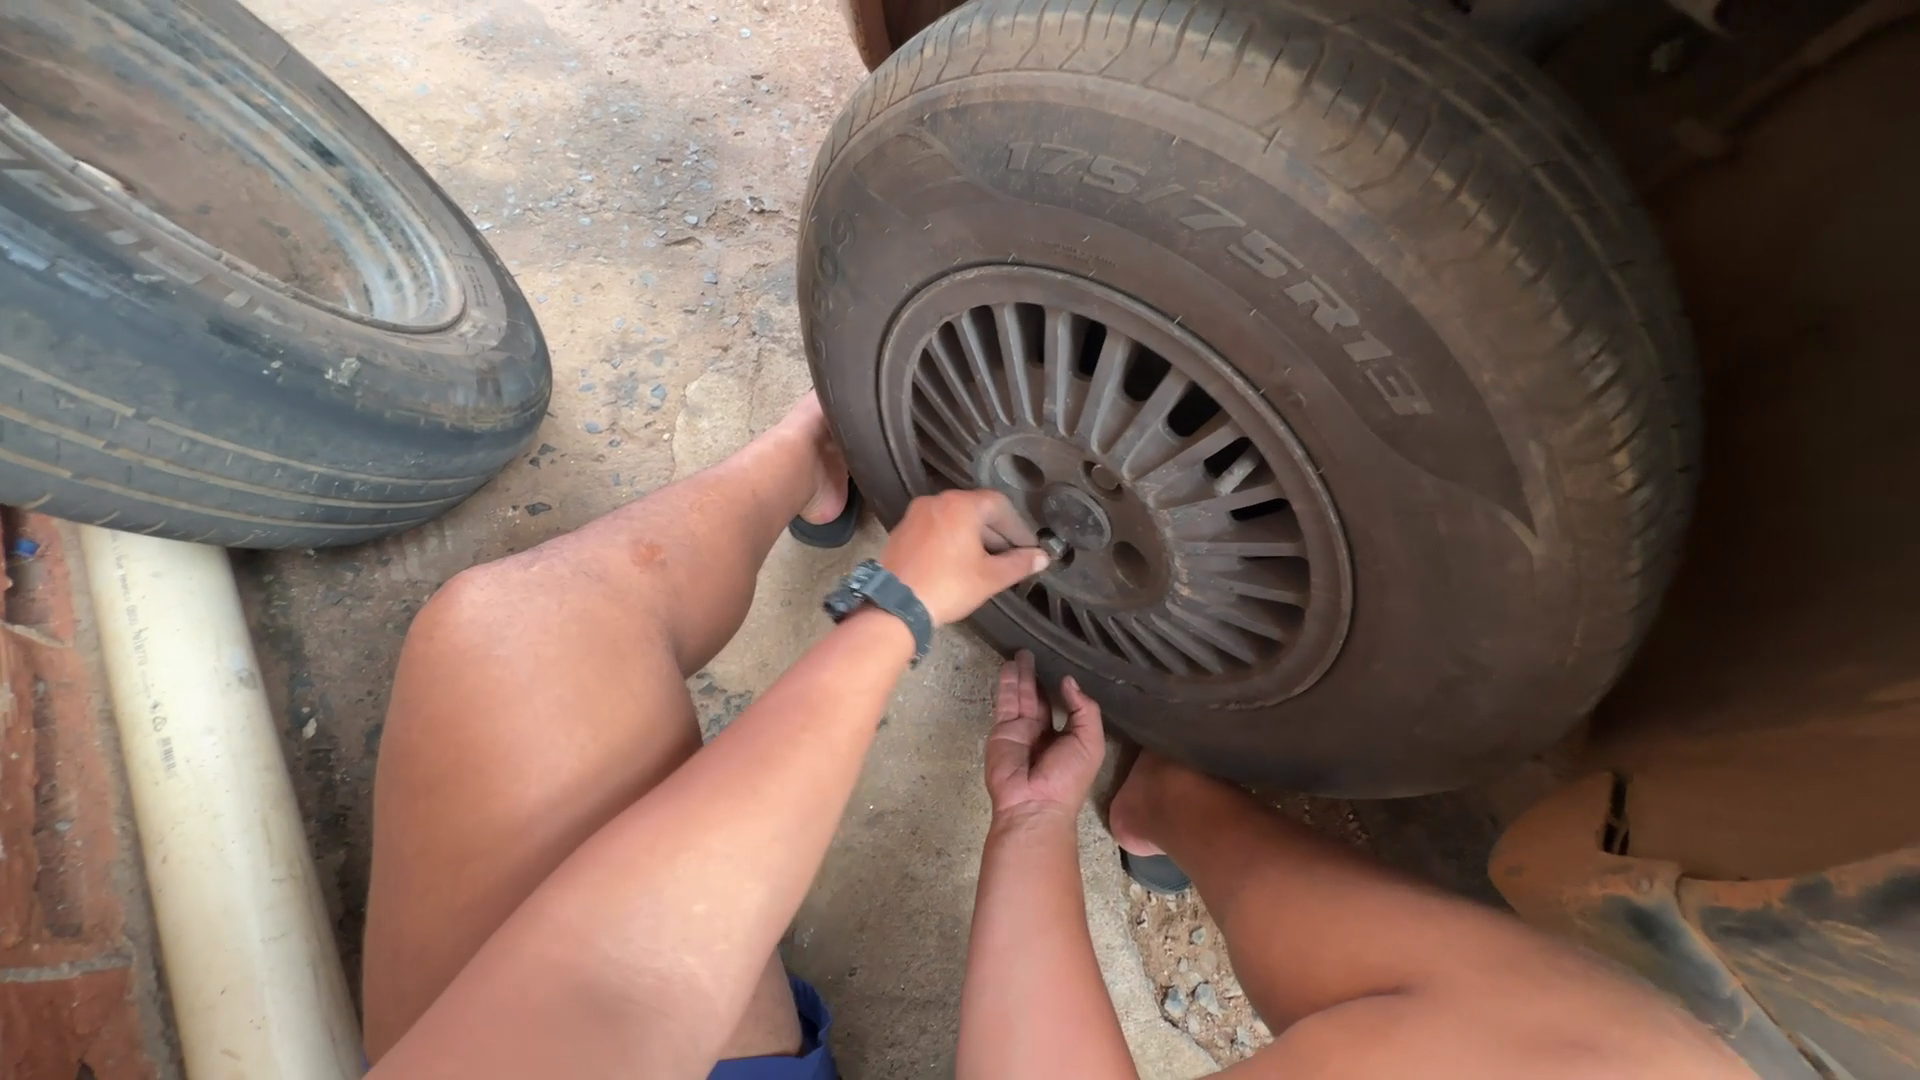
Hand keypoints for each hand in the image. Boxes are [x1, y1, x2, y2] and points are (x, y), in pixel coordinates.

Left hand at [880, 490, 1047, 625]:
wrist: (895, 606)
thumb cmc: (947, 587)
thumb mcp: (990, 577)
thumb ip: (1019, 564)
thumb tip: (1042, 557)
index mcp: (960, 505)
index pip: (999, 505)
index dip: (1017, 526)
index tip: (1027, 547)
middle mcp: (937, 502)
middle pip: (976, 509)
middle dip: (996, 532)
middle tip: (1011, 556)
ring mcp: (916, 515)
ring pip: (955, 518)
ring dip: (975, 536)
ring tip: (987, 562)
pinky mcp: (902, 531)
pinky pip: (936, 528)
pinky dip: (952, 539)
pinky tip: (959, 562)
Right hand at [985, 650, 1106, 820]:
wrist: (1034, 803)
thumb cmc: (1068, 777)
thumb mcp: (1090, 742)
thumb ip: (1084, 709)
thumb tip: (1069, 681)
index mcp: (1066, 738)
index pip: (1064, 707)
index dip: (1064, 688)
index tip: (1064, 666)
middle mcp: (1042, 732)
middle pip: (1039, 697)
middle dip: (1037, 676)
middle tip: (1036, 652)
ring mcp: (1020, 729)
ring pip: (1021, 694)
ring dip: (1021, 674)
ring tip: (1022, 652)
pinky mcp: (1002, 728)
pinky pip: (1006, 701)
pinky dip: (1007, 683)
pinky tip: (1010, 665)